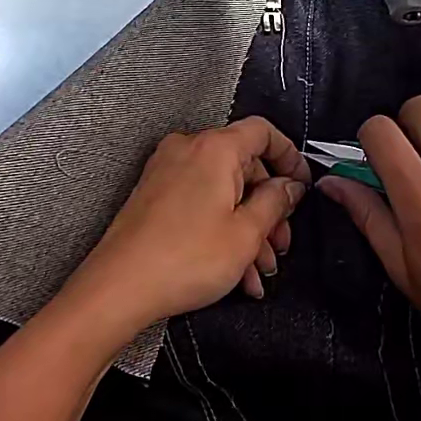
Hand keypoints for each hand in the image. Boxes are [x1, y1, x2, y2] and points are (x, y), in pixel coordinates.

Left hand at [64, 117, 310, 335]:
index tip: (301, 184)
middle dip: (268, 207)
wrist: (118, 288)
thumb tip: (289, 186)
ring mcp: (168, 170)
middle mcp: (190, 149)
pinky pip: (200, 201)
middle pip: (244, 165)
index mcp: (216, 147)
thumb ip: (276, 201)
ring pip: (223, 189)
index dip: (289, 156)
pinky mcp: (155, 193)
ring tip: (259, 269)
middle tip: (281, 242)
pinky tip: (235, 270)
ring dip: (247, 226)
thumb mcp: (247, 233)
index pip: (263, 132)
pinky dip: (220, 227)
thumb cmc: (182, 259)